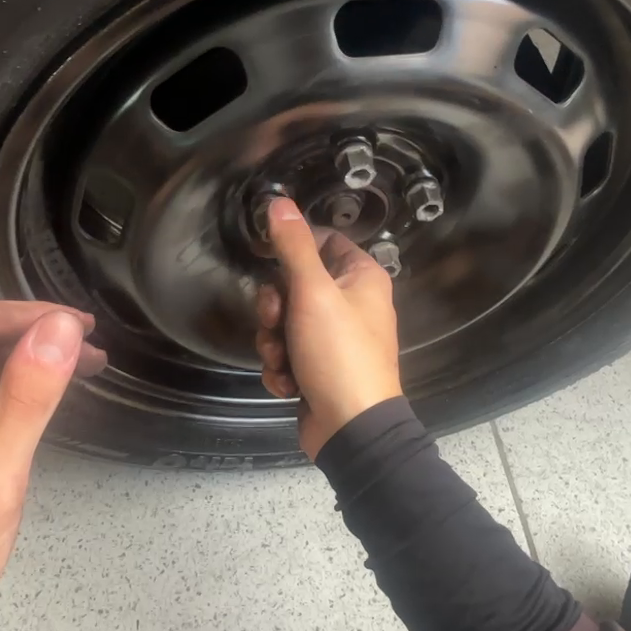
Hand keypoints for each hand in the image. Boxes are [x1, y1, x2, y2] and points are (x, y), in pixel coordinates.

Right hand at [254, 197, 402, 458]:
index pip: (322, 242)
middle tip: (277, 323)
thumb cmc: (338, 353)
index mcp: (362, 277)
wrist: (351, 428)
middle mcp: (353, 304)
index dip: (292, 250)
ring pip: (286, 323)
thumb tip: (279, 201)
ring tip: (284, 361)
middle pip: (295, 285)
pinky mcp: (320, 369)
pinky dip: (283, 369)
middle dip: (275, 309)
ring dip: (274, 343)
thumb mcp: (313, 292)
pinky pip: (288, 355)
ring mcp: (336, 339)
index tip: (267, 260)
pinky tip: (290, 384)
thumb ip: (294, 246)